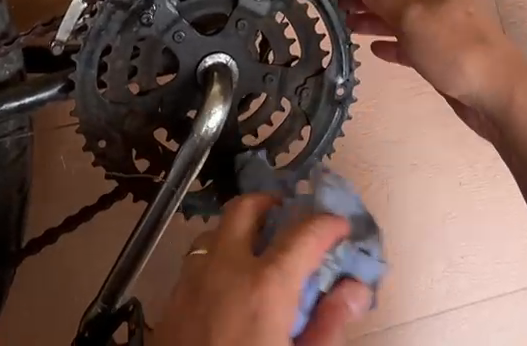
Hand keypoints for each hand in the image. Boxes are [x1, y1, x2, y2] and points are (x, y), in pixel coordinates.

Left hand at [149, 193, 370, 345]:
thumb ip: (328, 324)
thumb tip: (355, 288)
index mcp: (266, 286)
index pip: (304, 234)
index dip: (328, 224)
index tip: (342, 226)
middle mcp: (226, 268)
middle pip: (246, 208)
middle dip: (271, 203)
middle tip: (289, 216)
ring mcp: (192, 281)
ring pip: (216, 233)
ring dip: (239, 233)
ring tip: (257, 255)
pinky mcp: (170, 301)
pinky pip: (196, 263)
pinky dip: (217, 262)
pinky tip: (227, 288)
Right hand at [327, 0, 526, 142]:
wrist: (501, 95)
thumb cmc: (455, 49)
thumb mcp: (412, 17)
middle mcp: (433, 4)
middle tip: (329, 5)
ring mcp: (439, 32)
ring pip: (397, 19)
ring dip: (371, 19)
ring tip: (343, 26)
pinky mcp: (441, 59)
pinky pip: (409, 46)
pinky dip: (390, 45)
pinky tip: (374, 51)